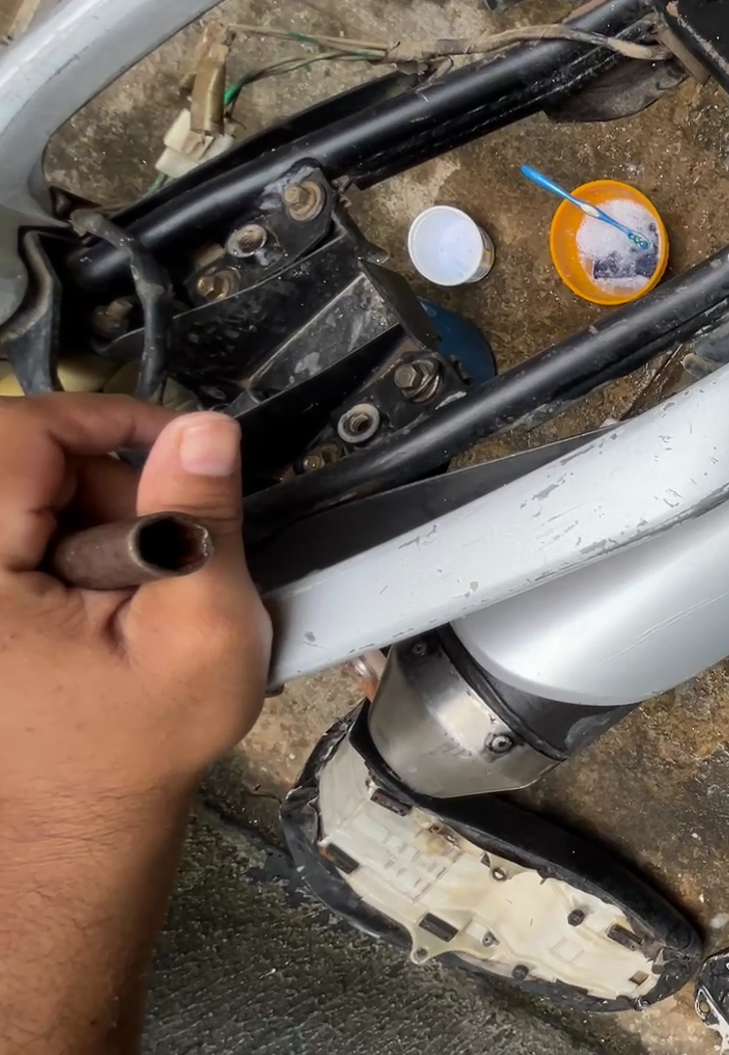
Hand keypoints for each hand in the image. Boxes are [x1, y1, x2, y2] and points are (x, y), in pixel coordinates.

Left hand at [0, 395, 268, 810]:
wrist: (74, 813)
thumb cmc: (142, 735)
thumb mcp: (201, 626)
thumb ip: (201, 523)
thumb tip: (206, 432)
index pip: (13, 432)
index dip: (111, 418)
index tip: (190, 445)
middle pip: (15, 464)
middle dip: (109, 488)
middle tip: (166, 554)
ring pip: (14, 497)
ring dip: (90, 520)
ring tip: (133, 590)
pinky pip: (11, 533)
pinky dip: (64, 546)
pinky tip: (97, 597)